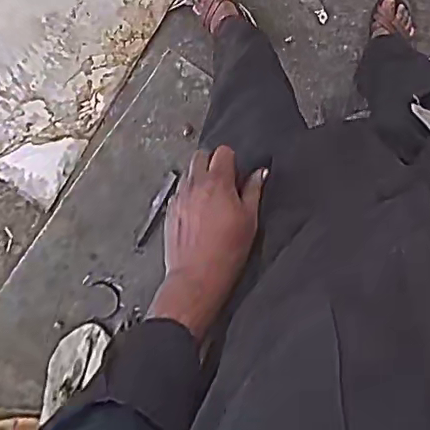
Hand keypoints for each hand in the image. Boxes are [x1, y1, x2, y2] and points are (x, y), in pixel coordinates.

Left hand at [148, 145, 265, 339]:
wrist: (196, 278)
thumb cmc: (226, 253)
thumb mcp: (250, 221)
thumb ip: (254, 191)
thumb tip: (259, 174)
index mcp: (217, 182)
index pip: (223, 151)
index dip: (231, 160)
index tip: (236, 174)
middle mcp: (195, 184)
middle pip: (200, 155)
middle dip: (212, 162)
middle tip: (222, 181)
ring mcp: (179, 196)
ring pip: (188, 171)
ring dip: (198, 177)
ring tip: (210, 197)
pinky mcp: (170, 209)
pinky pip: (179, 191)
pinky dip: (187, 194)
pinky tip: (197, 211)